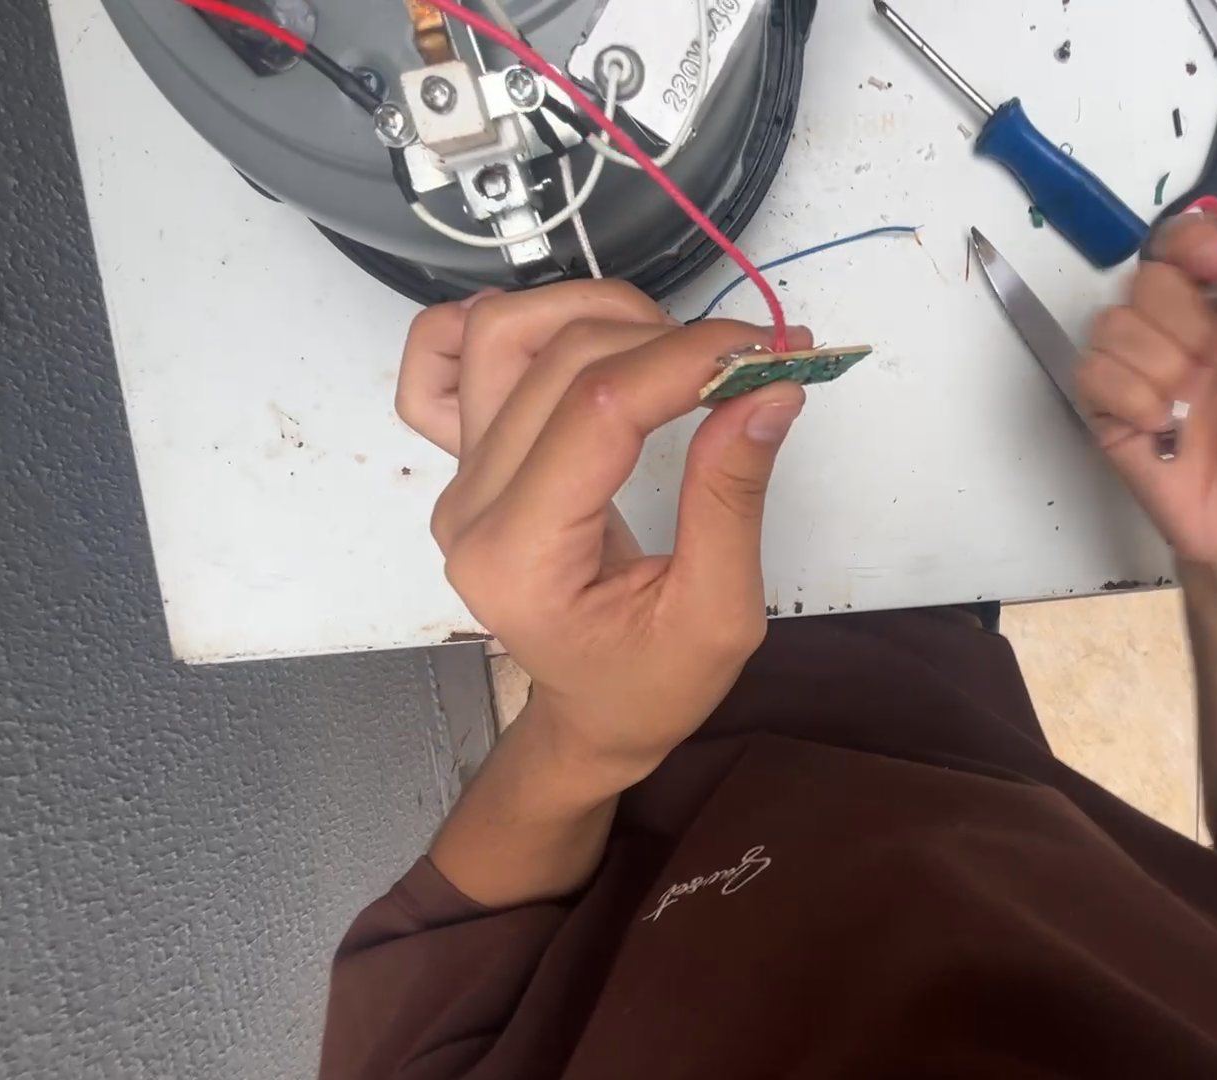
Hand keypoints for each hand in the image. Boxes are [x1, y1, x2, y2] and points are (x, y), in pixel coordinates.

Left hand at [397, 281, 811, 785]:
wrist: (592, 713)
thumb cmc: (653, 686)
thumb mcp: (719, 615)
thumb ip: (731, 499)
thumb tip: (768, 389)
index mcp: (524, 559)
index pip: (598, 409)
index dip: (690, 360)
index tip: (772, 350)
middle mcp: (471, 507)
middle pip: (559, 360)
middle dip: (671, 338)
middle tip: (751, 362)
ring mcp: (458, 480)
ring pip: (501, 334)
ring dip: (600, 316)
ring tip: (677, 353)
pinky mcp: (466, 464)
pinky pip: (444, 361)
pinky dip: (504, 329)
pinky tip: (571, 344)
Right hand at [1078, 217, 1216, 582]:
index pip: (1190, 240)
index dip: (1194, 244)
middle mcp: (1180, 327)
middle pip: (1148, 279)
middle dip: (1188, 326)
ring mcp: (1137, 368)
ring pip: (1113, 323)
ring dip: (1159, 367)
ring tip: (1189, 408)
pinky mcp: (1104, 407)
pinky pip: (1091, 372)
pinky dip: (1127, 398)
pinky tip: (1159, 427)